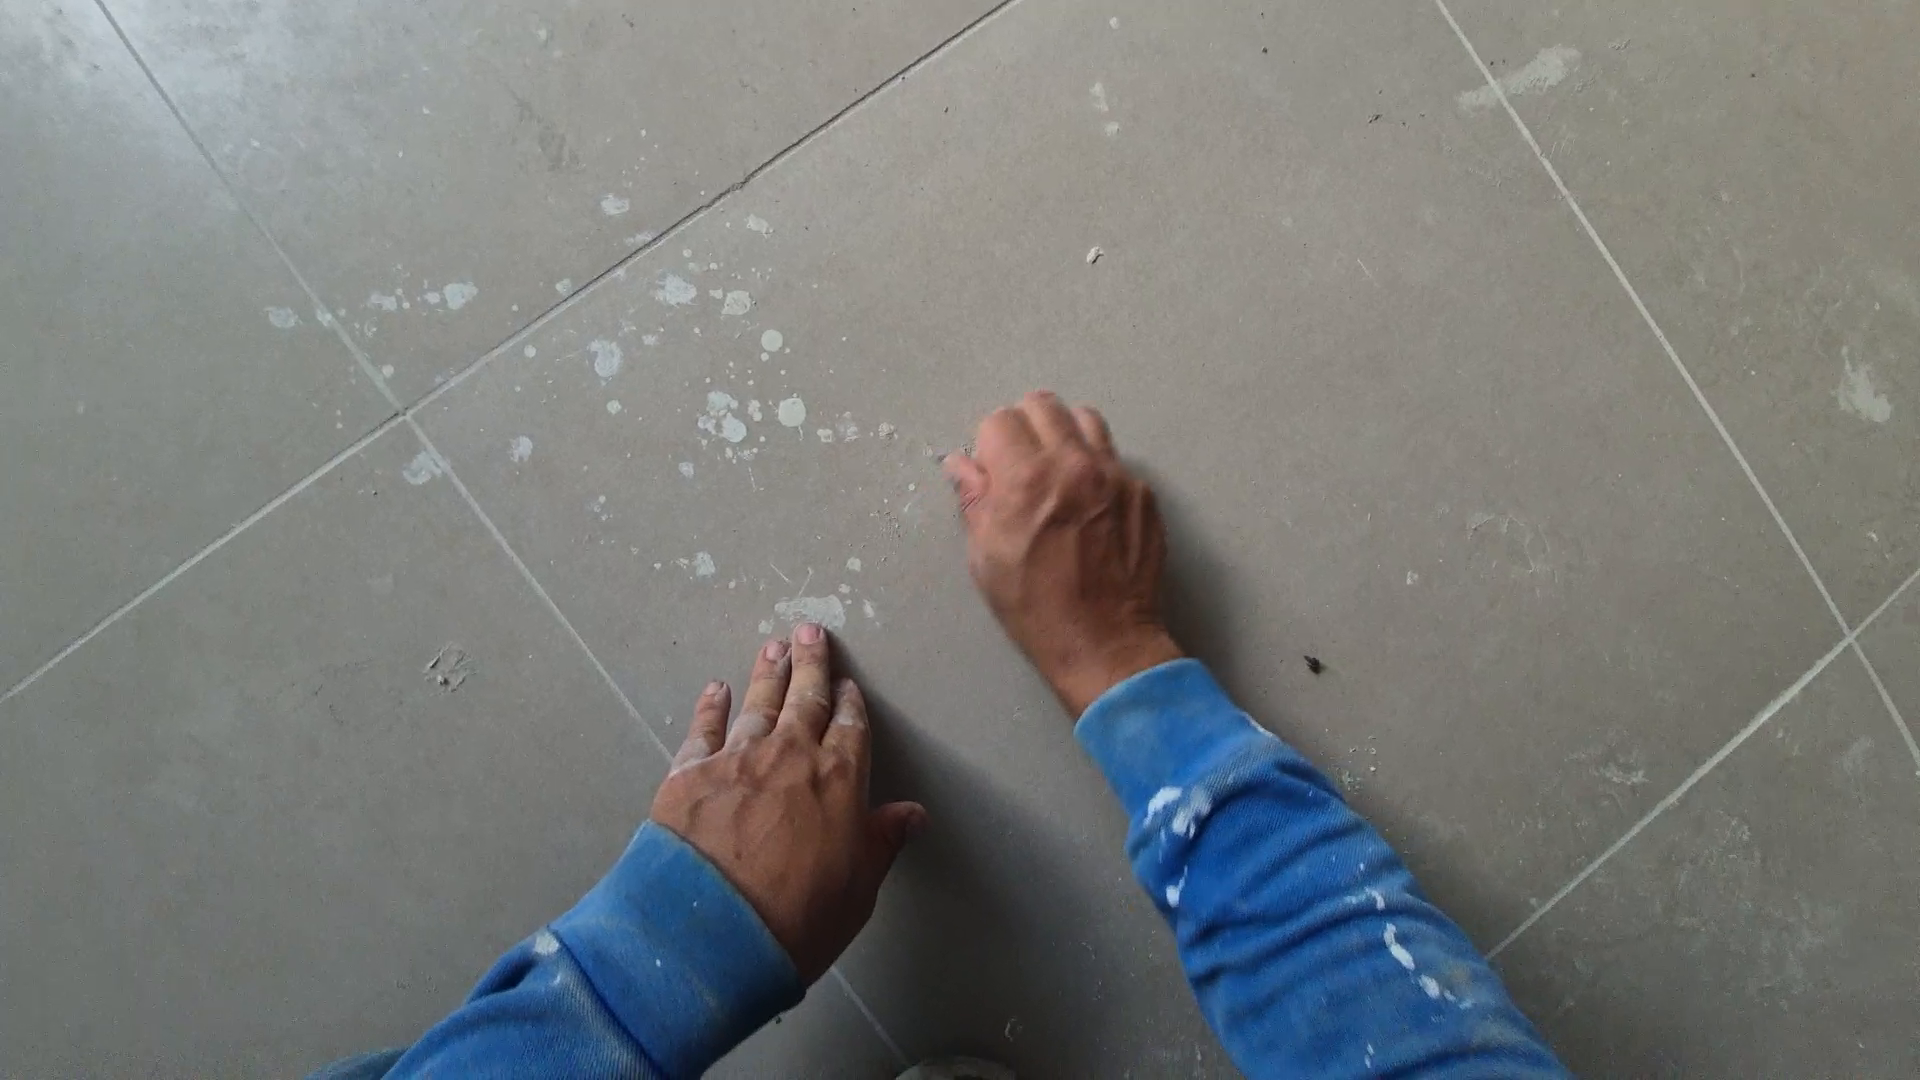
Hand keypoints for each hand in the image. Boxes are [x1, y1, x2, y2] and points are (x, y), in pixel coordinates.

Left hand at [650, 623, 927, 982]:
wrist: (712, 936)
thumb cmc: (799, 918)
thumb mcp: (858, 886)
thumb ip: (882, 840)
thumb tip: (914, 814)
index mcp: (839, 778)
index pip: (850, 726)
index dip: (849, 703)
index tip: (847, 686)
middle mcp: (792, 754)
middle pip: (806, 697)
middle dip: (812, 663)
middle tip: (810, 630)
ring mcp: (739, 758)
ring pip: (760, 702)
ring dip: (769, 672)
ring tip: (774, 645)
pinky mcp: (690, 773)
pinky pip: (704, 729)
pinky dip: (712, 706)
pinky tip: (716, 688)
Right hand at [943, 391, 1182, 716]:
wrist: (1105, 643)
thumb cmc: (1034, 607)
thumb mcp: (985, 557)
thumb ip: (975, 499)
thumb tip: (961, 464)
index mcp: (1027, 478)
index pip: (999, 420)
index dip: (988, 445)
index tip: (991, 472)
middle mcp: (1075, 464)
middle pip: (1042, 405)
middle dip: (1023, 428)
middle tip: (1020, 465)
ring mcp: (1116, 475)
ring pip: (1084, 419)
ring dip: (1063, 436)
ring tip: (1057, 473)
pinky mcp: (1143, 493)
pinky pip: (1113, 458)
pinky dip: (1095, 467)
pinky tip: (1089, 504)